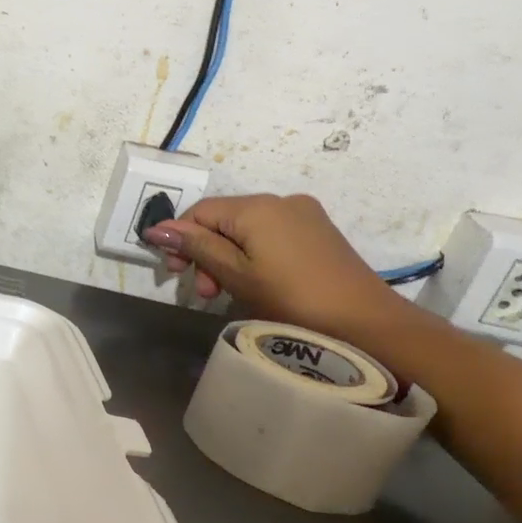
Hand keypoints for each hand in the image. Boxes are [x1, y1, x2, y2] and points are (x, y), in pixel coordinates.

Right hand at [142, 194, 411, 340]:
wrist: (366, 322)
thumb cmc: (292, 297)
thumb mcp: (236, 274)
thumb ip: (196, 247)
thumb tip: (155, 228)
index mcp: (256, 207)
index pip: (199, 212)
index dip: (180, 239)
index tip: (176, 275)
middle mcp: (280, 201)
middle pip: (222, 220)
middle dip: (205, 253)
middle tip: (206, 293)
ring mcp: (303, 215)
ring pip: (245, 230)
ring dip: (226, 259)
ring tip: (227, 294)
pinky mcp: (318, 232)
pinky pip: (269, 236)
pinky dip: (252, 256)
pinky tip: (255, 284)